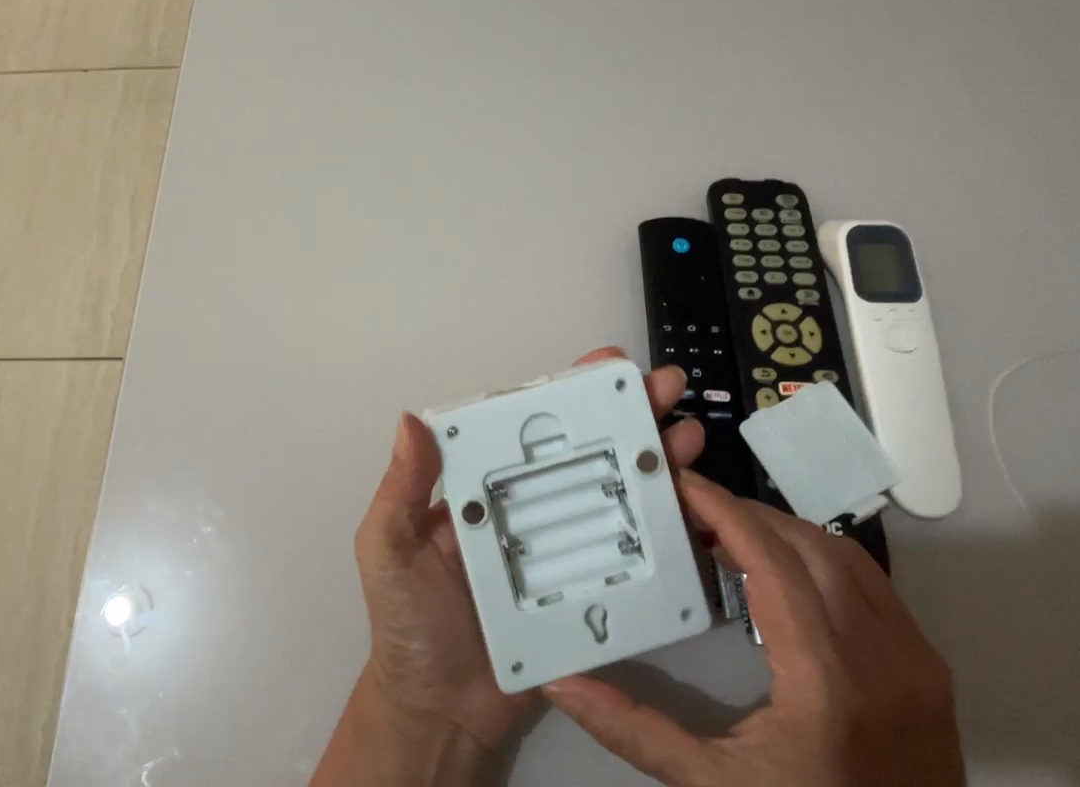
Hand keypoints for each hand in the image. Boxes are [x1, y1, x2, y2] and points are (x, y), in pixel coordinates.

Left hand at [315, 348, 704, 784]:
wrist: (443, 713)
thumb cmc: (409, 626)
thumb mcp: (388, 552)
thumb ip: (399, 491)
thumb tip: (410, 420)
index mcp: (483, 489)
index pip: (528, 429)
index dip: (569, 395)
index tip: (609, 368)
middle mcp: (528, 508)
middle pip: (582, 451)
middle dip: (627, 415)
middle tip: (667, 390)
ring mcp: (563, 549)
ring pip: (614, 492)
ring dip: (654, 459)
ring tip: (688, 437)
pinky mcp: (590, 591)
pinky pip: (631, 553)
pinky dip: (663, 527)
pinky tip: (691, 506)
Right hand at [543, 474, 964, 786]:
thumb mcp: (712, 784)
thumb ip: (635, 730)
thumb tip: (560, 684)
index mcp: (825, 678)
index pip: (772, 560)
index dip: (724, 511)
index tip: (681, 482)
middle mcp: (881, 655)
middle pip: (808, 546)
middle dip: (747, 515)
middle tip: (690, 511)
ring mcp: (915, 661)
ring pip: (847, 557)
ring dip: (786, 533)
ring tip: (729, 537)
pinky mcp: (930, 670)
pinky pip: (874, 586)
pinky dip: (823, 560)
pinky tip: (785, 576)